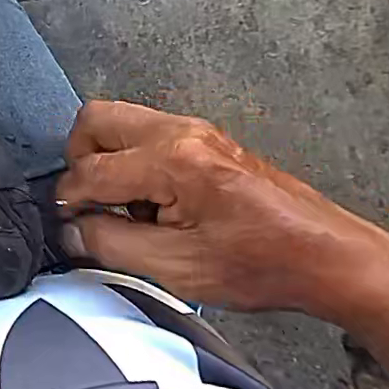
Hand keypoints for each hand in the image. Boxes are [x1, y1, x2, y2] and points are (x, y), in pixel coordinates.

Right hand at [56, 101, 388, 319]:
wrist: (322, 253)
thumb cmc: (263, 262)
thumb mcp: (177, 268)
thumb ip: (111, 244)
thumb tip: (72, 230)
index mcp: (173, 161)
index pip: (91, 170)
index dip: (69, 201)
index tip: (67, 223)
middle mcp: (181, 131)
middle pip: (95, 120)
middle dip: (79, 160)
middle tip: (89, 202)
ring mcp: (194, 130)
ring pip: (118, 121)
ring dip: (107, 159)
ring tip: (128, 207)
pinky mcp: (203, 139)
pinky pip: (145, 134)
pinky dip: (132, 161)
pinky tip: (153, 202)